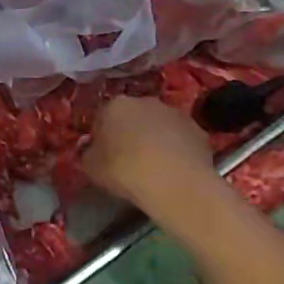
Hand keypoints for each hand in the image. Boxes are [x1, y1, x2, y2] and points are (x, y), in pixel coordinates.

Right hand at [82, 97, 218, 208]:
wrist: (174, 181)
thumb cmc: (123, 170)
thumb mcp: (90, 166)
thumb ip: (87, 153)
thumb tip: (91, 148)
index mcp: (114, 105)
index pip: (101, 117)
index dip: (100, 136)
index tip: (102, 153)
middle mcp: (144, 101)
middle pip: (131, 116)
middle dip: (128, 132)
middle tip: (126, 158)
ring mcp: (174, 112)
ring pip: (157, 124)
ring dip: (153, 138)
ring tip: (152, 165)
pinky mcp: (197, 128)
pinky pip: (178, 137)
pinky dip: (174, 147)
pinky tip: (172, 168)